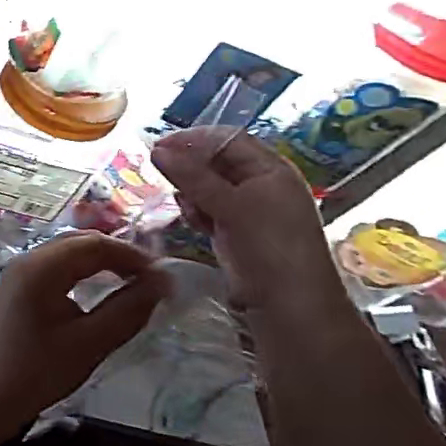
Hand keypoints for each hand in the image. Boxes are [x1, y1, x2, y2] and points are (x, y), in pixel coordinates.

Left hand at [0, 232, 171, 423]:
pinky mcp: (20, 284)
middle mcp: (29, 259)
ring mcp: (21, 270)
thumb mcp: (92, 342)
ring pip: (69, 251)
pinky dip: (84, 269)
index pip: (95, 245)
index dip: (132, 255)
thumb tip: (162, 284)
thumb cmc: (40, 369)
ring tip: (134, 279)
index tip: (163, 276)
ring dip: (102, 260)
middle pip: (81, 242)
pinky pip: (58, 264)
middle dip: (118, 254)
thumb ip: (128, 309)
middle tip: (152, 277)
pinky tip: (101, 285)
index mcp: (42, 267)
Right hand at [151, 128, 339, 314]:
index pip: (228, 140)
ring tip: (185, 205)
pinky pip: (210, 210)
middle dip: (190, 167)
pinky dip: (198, 211)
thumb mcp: (230, 206)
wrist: (289, 306)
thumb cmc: (267, 246)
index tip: (159, 148)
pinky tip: (193, 220)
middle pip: (217, 162)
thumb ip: (192, 176)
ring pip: (210, 188)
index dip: (194, 140)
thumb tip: (156, 150)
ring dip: (192, 192)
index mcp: (271, 169)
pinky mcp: (237, 232)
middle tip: (161, 175)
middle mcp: (262, 185)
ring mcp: (250, 210)